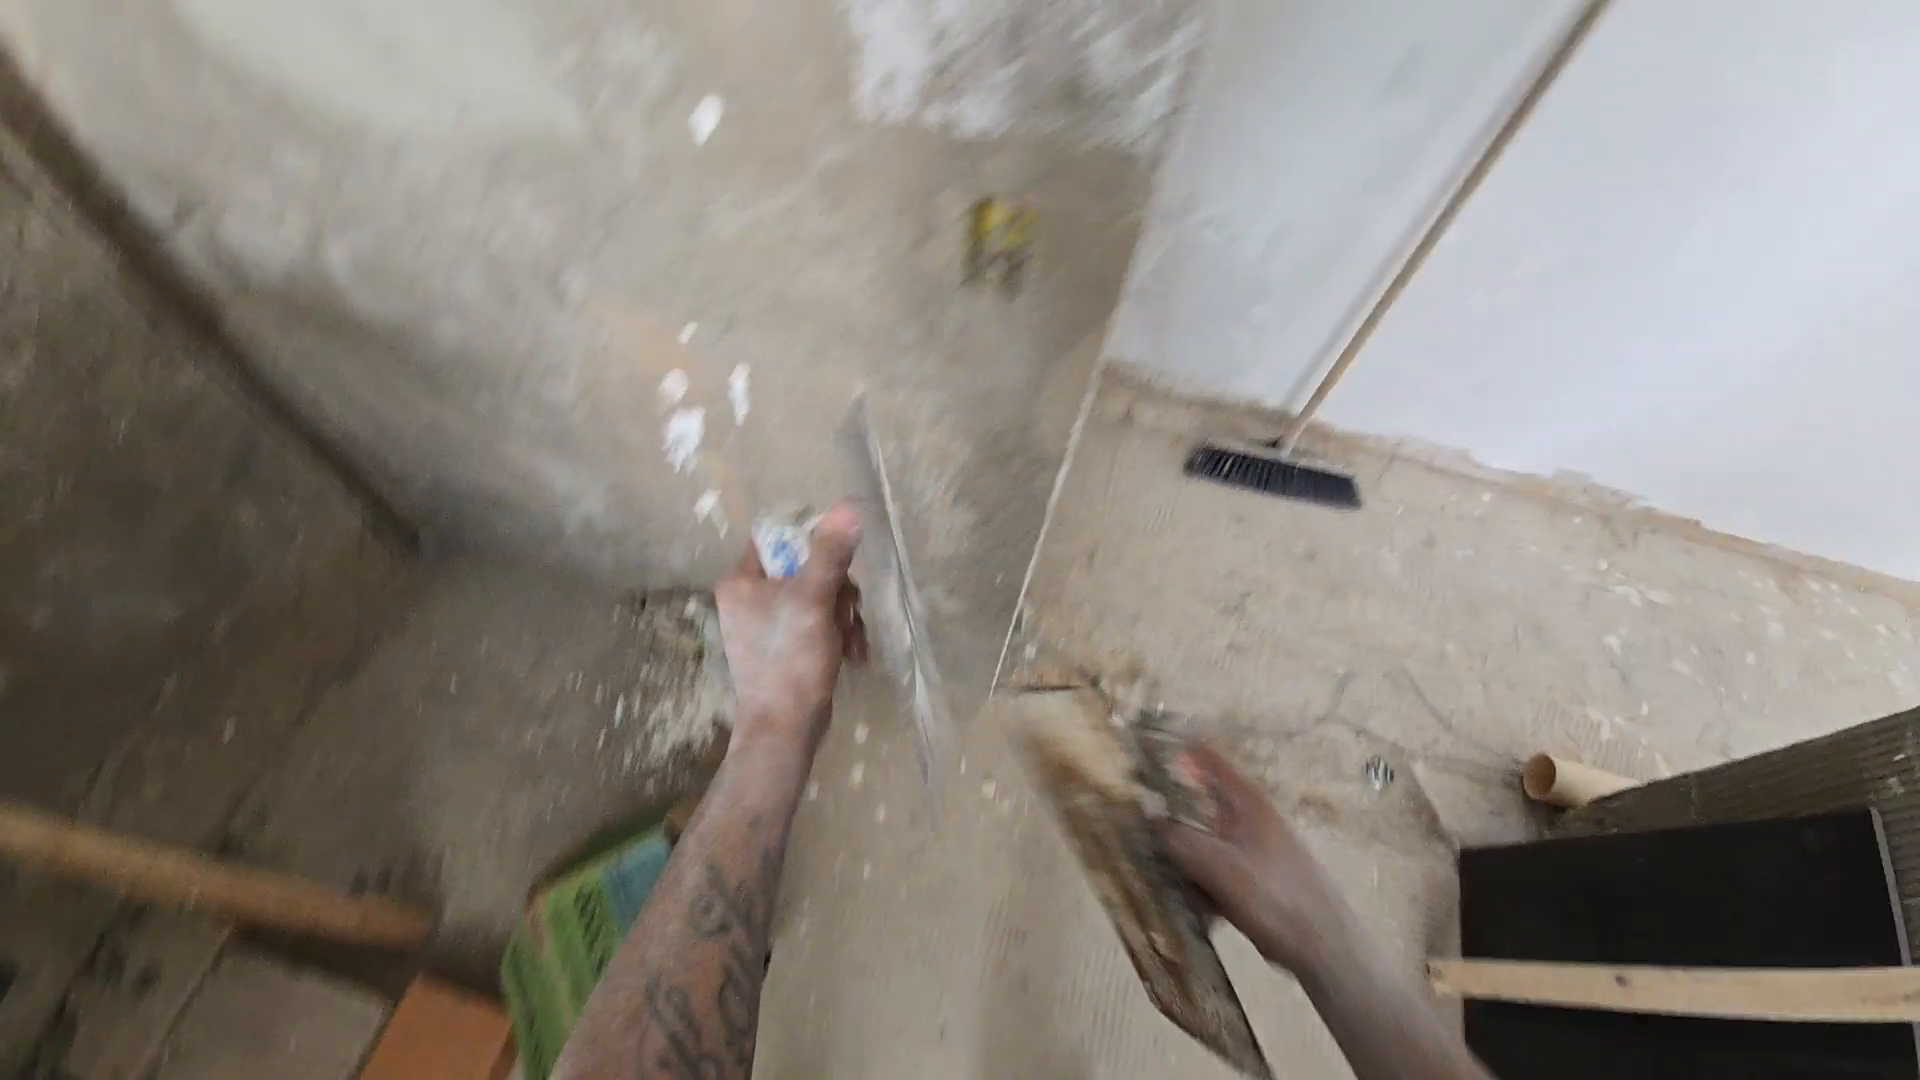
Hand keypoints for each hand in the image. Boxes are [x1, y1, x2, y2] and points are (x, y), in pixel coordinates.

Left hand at [715, 501, 867, 747]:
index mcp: (741, 580)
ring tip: (850, 639)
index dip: (813, 540)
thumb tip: (849, 505)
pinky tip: (852, 653)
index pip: (778, 536)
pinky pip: (818, 623)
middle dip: (837, 591)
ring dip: (844, 615)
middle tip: (845, 611)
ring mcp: (767, 624)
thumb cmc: (791, 660)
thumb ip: (830, 553)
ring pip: (819, 596)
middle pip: (807, 567)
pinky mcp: (785, 647)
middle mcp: (748, 598)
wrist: (785, 728)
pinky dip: (838, 634)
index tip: (839, 560)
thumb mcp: (813, 600)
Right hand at [1157, 743, 1357, 977]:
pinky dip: (1203, 884)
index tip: (1143, 751)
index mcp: (1248, 801)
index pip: (1208, 757)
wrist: (1328, 951)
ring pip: (1204, 841)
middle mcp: (1250, 818)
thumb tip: (1148, 815)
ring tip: (1174, 885)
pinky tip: (1200, 910)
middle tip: (1143, 833)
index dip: (1176, 749)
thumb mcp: (1221, 868)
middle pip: (1200, 802)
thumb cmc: (1278, 898)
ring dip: (1186, 861)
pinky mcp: (1255, 878)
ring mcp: (1254, 848)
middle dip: (1171, 820)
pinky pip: (1216, 870)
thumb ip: (1180, 840)